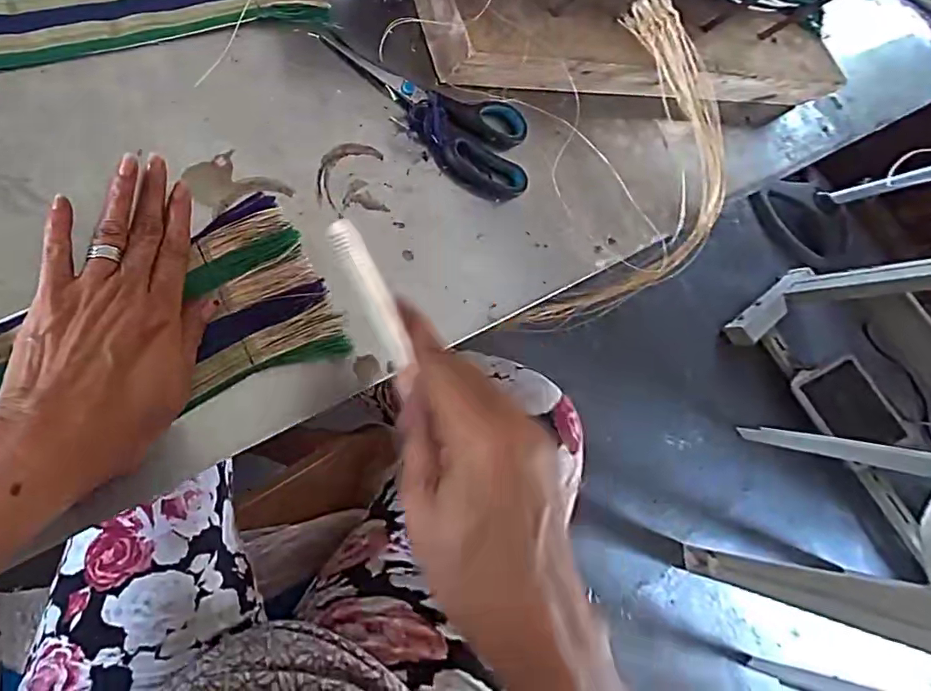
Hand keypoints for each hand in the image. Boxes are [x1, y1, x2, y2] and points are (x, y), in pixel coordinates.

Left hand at [0, 154, 213, 510]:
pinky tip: (62, 201)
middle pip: (144, 234)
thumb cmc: (116, 426)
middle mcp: (125, 292)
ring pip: (108, 234)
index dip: (178, 219)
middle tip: (157, 162)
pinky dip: (58, 226)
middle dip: (152, 195)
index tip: (180, 190)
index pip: (173, 254)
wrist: (51, 437)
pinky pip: (55, 254)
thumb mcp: (170, 391)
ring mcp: (86, 290)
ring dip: (119, 197)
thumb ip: (187, 339)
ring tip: (127, 165)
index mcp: (158, 314)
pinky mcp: (50, 298)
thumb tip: (206, 300)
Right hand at [396, 301, 620, 690]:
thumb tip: (407, 383)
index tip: (391, 301)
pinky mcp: (545, 454)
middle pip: (462, 370)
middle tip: (385, 345)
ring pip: (480, 385)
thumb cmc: (467, 573)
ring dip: (444, 376)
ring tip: (408, 384)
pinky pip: (496, 406)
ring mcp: (538, 440)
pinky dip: (465, 396)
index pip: (440, 366)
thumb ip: (415, 436)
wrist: (543, 630)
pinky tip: (443, 414)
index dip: (413, 331)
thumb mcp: (419, 504)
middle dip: (424, 354)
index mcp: (482, 440)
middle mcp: (517, 429)